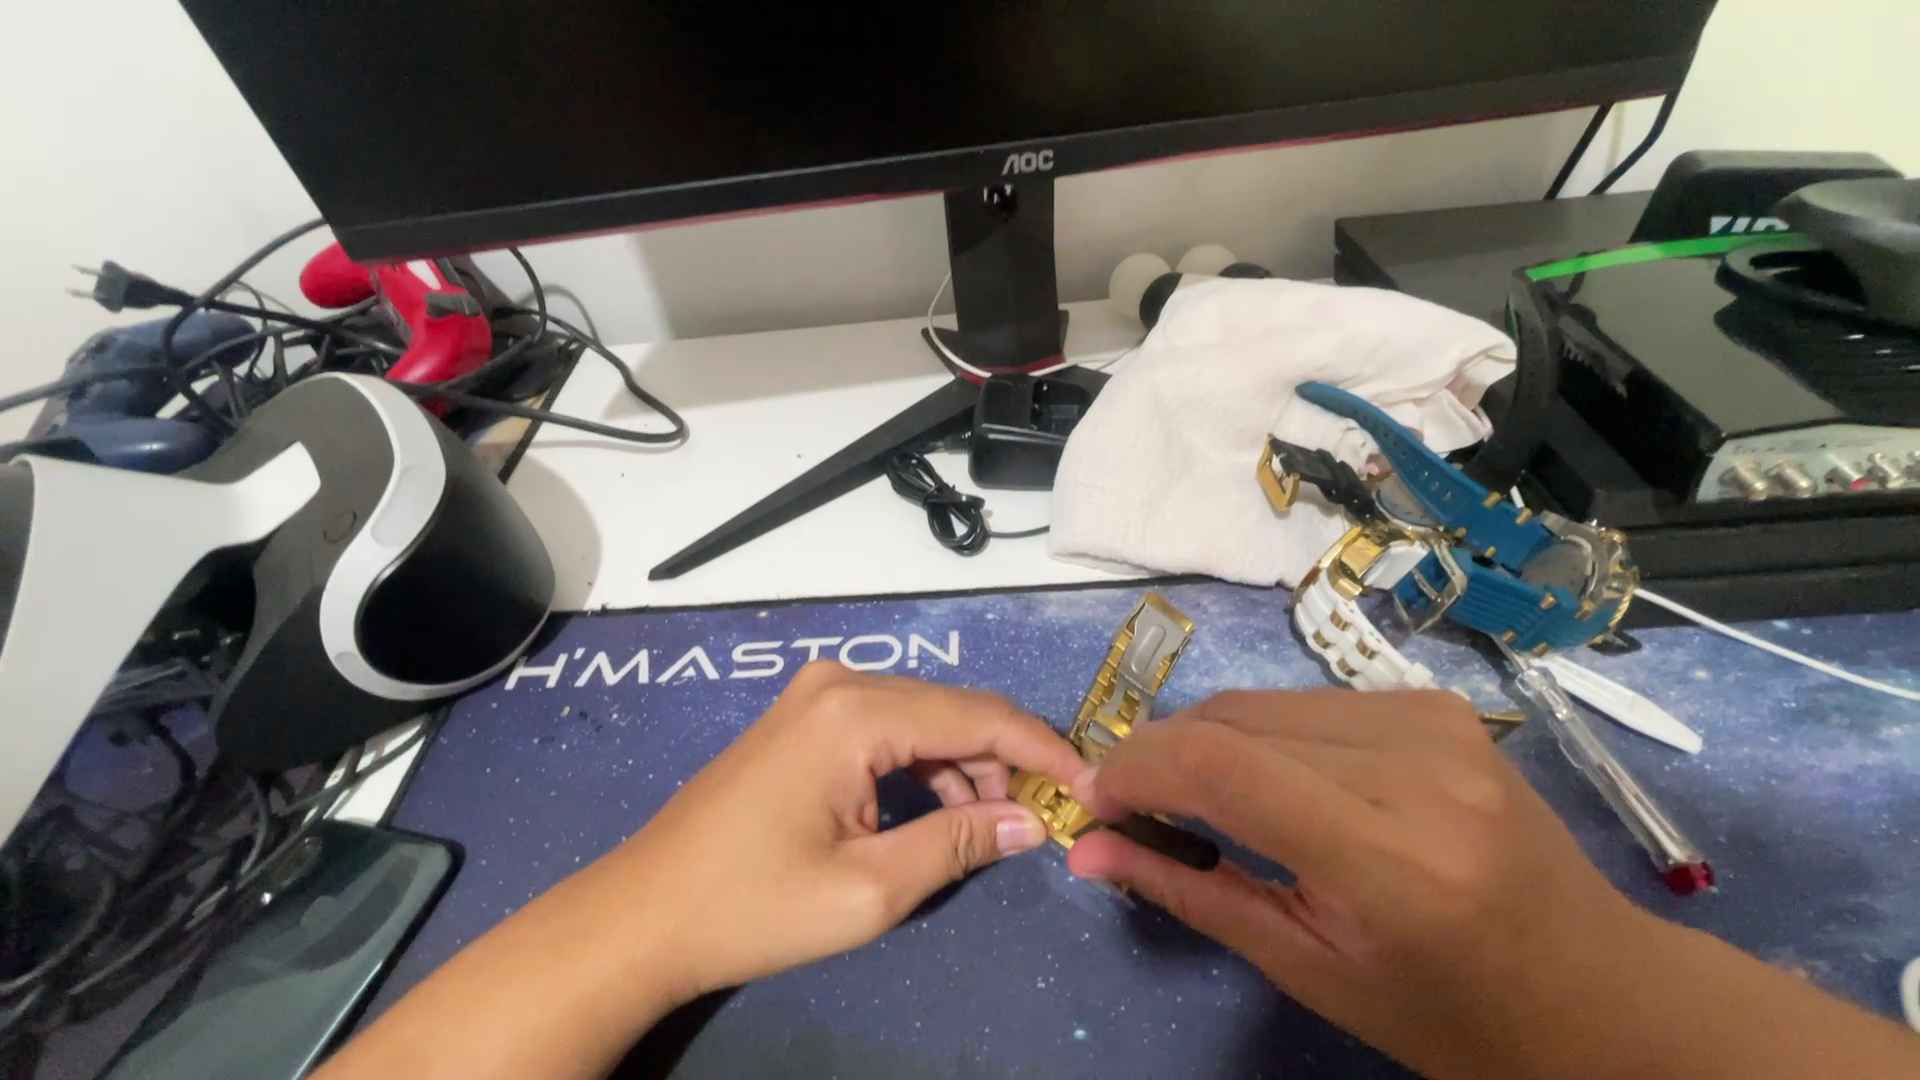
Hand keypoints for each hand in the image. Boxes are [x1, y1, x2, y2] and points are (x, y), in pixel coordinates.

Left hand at [606, 661, 1089, 1007]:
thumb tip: (1030, 823)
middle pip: (950, 709)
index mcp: (855, 712)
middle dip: (1004, 759)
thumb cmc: (753, 906)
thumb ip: (957, 845)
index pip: (976, 715)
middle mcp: (839, 683)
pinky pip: (885, 727)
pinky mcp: (805, 716)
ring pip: (921, 717)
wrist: (643, 913)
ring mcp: (817, 695)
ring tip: (988, 822)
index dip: (1040, 748)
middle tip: (1039, 816)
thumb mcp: (869, 888)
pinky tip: (937, 806)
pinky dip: (922, 763)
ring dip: (962, 764)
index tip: (1086, 782)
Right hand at [1066, 688, 1652, 1078]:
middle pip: (1229, 719)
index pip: (1222, 766)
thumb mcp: (1308, 970)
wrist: (1601, 990)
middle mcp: (1415, 767)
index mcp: (1389, 858)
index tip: (1097, 799)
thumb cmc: (1449, 1012)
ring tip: (1192, 795)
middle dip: (1157, 753)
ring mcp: (1432, 722)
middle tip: (1132, 803)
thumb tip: (1088, 851)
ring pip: (1258, 701)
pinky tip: (1263, 778)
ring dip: (1202, 741)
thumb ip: (1189, 893)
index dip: (1137, 767)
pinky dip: (1256, 733)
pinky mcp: (1434, 704)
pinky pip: (1303, 702)